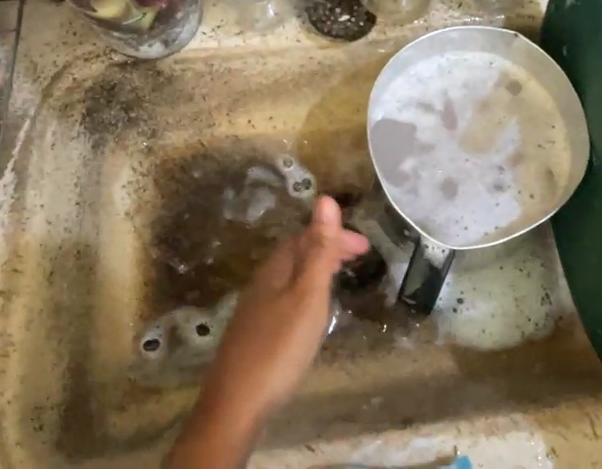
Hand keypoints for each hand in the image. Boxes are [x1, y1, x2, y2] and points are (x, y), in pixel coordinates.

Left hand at [166, 195, 369, 467]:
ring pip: (290, 275)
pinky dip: (305, 291)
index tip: (365, 247)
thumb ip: (319, 250)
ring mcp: (255, 307)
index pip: (307, 237)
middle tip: (358, 258)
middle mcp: (263, 281)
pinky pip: (285, 296)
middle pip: (297, 253)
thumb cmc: (279, 346)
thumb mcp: (308, 295)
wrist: (235, 404)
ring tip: (339, 278)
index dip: (336, 235)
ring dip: (317, 269)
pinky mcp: (254, 332)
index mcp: (276, 268)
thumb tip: (324, 198)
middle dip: (328, 249)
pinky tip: (310, 313)